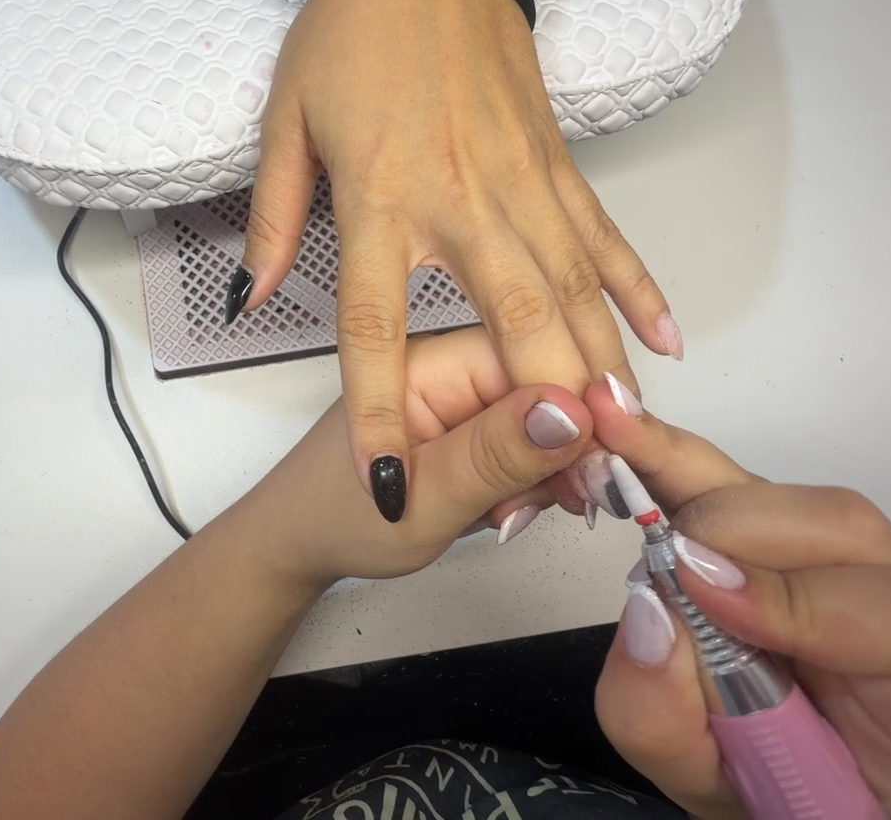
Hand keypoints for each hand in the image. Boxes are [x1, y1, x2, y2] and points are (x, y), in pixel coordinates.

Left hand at [226, 330, 596, 588]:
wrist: (300, 536)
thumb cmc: (339, 517)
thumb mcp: (421, 499)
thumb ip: (494, 455)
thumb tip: (574, 408)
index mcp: (431, 360)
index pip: (535, 353)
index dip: (579, 415)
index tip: (589, 476)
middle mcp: (451, 359)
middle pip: (552, 378)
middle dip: (566, 448)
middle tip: (541, 503)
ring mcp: (461, 383)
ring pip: (548, 410)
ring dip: (550, 467)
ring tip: (509, 510)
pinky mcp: (469, 410)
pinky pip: (530, 429)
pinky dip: (538, 469)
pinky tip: (517, 499)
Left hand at [234, 0, 679, 521]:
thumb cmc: (347, 38)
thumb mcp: (286, 120)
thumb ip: (277, 218)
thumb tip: (258, 297)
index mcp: (381, 202)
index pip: (376, 330)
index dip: (380, 417)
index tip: (391, 489)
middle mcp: (463, 205)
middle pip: (513, 325)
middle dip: (545, 413)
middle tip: (571, 487)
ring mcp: (524, 184)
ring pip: (575, 293)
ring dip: (604, 371)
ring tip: (626, 442)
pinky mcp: (560, 162)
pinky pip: (605, 236)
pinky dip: (638, 289)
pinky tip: (665, 343)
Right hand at [584, 385, 890, 819]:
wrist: (762, 773)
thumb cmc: (747, 787)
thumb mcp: (691, 780)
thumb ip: (658, 713)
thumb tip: (647, 605)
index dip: (796, 596)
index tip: (693, 587)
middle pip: (848, 530)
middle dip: (733, 529)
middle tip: (652, 551)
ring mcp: (845, 563)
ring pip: (796, 495)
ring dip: (700, 488)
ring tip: (633, 509)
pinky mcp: (780, 527)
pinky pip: (741, 477)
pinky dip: (672, 455)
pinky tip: (621, 435)